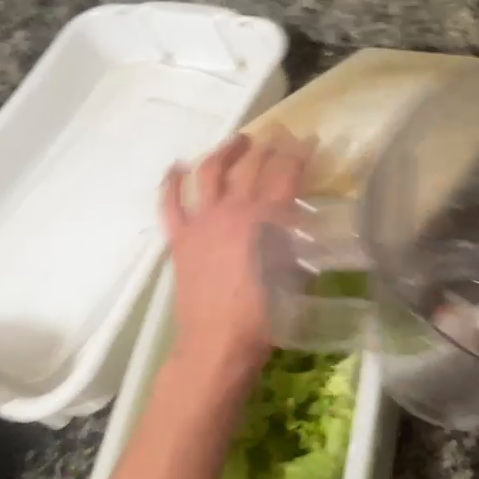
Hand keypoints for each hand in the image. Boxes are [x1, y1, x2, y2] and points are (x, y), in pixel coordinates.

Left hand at [158, 131, 312, 384]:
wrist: (218, 344)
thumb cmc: (266, 317)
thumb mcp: (296, 276)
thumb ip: (298, 245)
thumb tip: (301, 230)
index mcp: (269, 220)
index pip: (287, 172)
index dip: (299, 152)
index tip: (307, 140)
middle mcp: (234, 211)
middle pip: (251, 165)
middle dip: (268, 145)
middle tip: (278, 135)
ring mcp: (202, 222)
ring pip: (209, 172)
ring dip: (225, 151)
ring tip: (237, 141)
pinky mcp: (180, 238)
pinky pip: (170, 203)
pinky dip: (171, 182)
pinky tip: (177, 167)